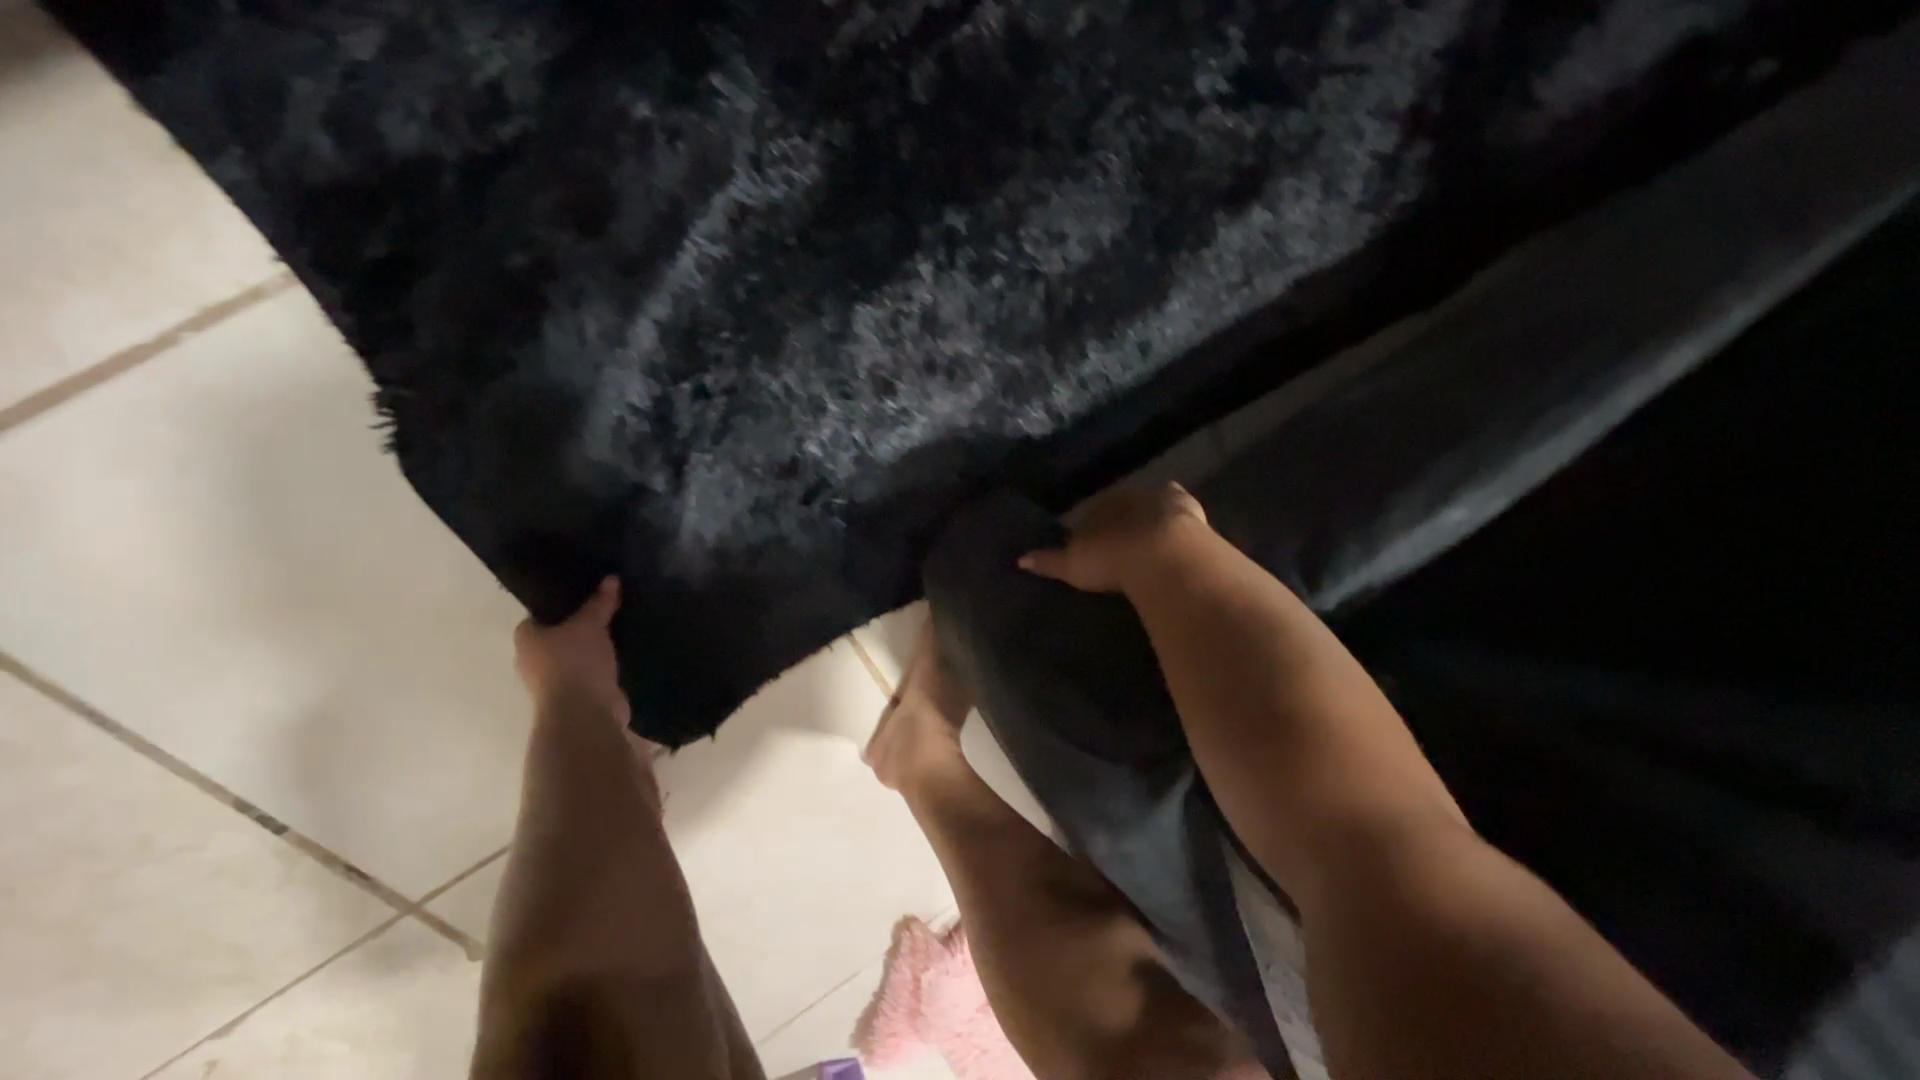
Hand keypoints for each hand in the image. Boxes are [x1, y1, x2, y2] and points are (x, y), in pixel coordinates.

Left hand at [514, 576, 627, 720]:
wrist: (584, 713)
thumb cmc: (575, 662)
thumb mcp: (590, 625)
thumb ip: (599, 603)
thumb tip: (611, 578)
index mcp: (526, 639)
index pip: (538, 615)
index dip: (558, 605)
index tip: (582, 596)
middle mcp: (532, 661)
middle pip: (555, 637)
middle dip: (576, 627)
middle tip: (603, 610)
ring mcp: (552, 683)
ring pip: (572, 657)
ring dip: (589, 650)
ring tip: (616, 631)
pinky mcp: (574, 697)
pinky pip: (587, 674)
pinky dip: (599, 667)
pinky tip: (619, 656)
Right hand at [1018, 482, 1210, 592]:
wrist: (1162, 555)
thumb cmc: (1111, 558)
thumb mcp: (1073, 564)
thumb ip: (1048, 561)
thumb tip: (1019, 559)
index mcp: (1101, 503)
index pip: (1094, 510)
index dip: (1095, 525)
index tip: (1097, 541)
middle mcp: (1130, 495)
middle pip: (1125, 505)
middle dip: (1125, 518)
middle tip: (1126, 540)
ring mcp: (1163, 500)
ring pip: (1154, 505)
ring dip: (1153, 518)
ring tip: (1154, 542)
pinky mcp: (1191, 512)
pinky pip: (1183, 511)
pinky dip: (1182, 520)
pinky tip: (1184, 534)